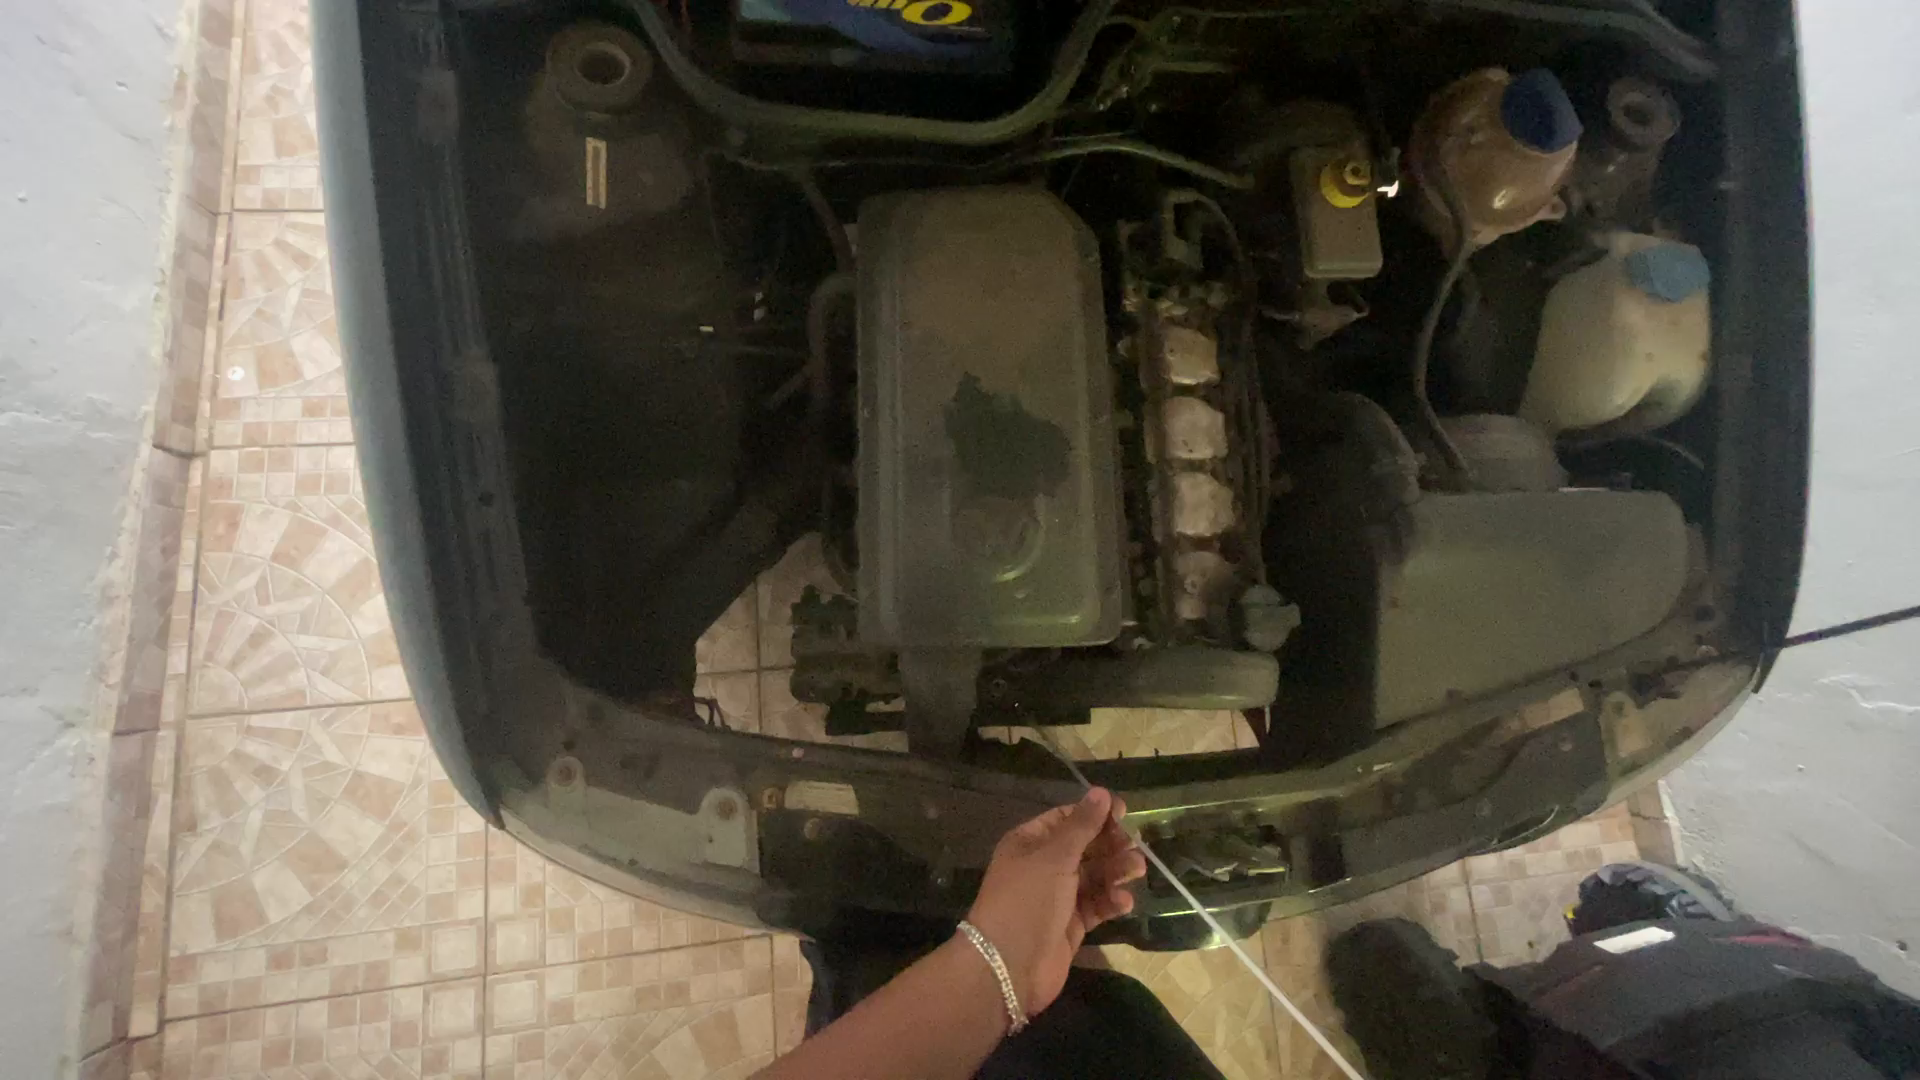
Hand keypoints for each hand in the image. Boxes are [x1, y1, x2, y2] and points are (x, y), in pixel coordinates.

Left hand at [963, 788, 1146, 1017]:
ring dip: (1115, 871)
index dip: (1093, 814)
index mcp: (1030, 842)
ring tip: (1137, 869)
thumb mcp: (1054, 857)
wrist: (1008, 966)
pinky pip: (1095, 905)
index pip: (1066, 819)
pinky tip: (1124, 901)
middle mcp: (1042, 866)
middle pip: (1083, 847)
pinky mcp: (1070, 926)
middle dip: (1109, 844)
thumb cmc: (1027, 899)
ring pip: (1092, 876)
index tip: (1124, 812)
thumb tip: (1102, 792)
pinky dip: (1110, 901)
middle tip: (1135, 845)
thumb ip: (1081, 826)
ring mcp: (1056, 897)